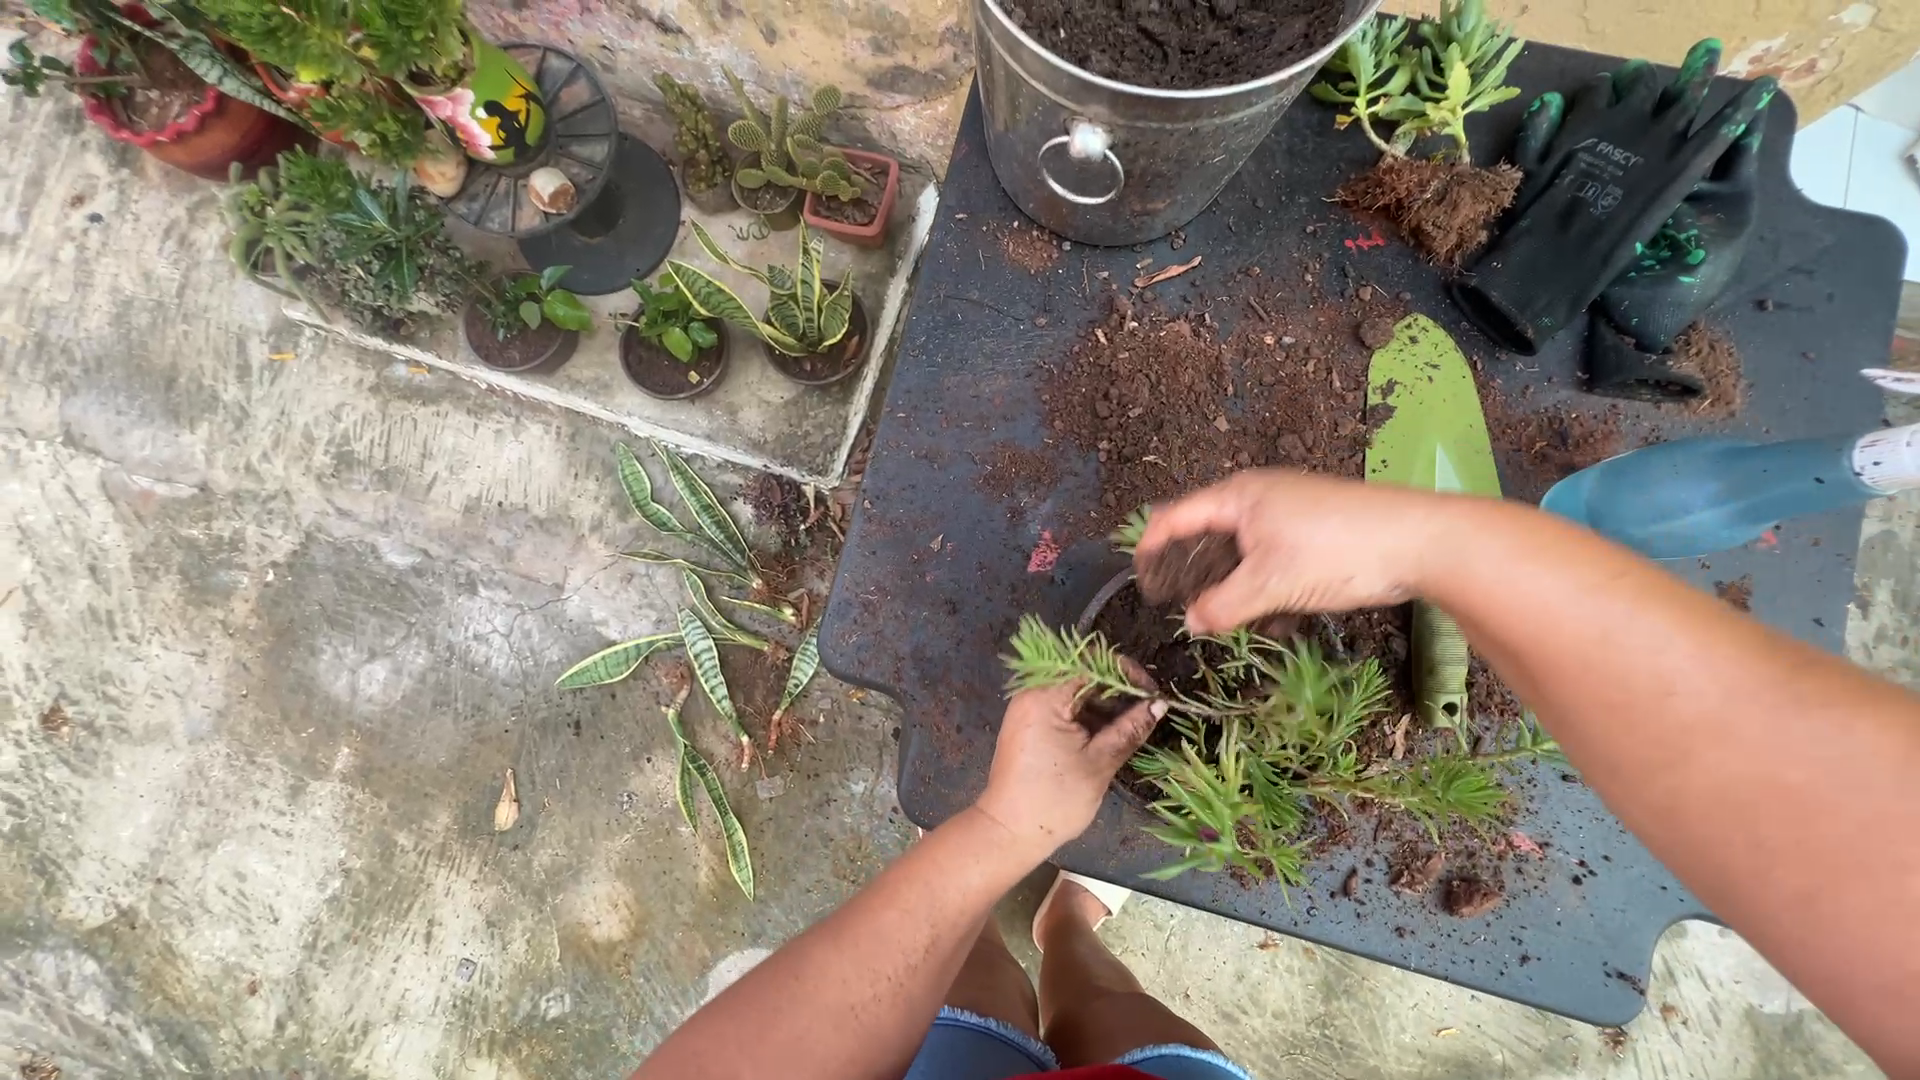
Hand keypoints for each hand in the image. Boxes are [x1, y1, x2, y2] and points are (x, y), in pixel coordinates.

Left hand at [973, 681, 1166, 859]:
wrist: (1010, 832)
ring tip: (1136, 721)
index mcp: (1045, 697)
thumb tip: (1158, 704)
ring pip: (1075, 694)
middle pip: (1082, 678)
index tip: (1152, 692)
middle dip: (1118, 690)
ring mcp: (1029, 710)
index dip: (1125, 674)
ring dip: (1105, 705)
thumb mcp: (1099, 763)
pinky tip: (1112, 730)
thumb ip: (1129, 729)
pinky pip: (1064, 709)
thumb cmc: (1054, 799)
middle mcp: (1033, 695)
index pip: (1090, 667)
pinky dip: (1088, 717)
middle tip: (1149, 708)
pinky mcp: (1030, 725)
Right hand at [1137, 470, 1451, 634]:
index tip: (1139, 580)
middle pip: (1206, 533)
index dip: (1151, 547)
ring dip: (1230, 584)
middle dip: (1192, 571)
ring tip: (1228, 617)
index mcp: (1237, 496)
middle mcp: (1257, 496)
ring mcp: (1287, 511)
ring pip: (1240, 550)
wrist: (1426, 541)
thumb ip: (1223, 606)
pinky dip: (1261, 583)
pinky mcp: (1312, 529)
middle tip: (1182, 605)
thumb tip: (1190, 624)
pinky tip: (1272, 615)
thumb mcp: (1271, 584)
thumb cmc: (1337, 551)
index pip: (1174, 517)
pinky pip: (1269, 556)